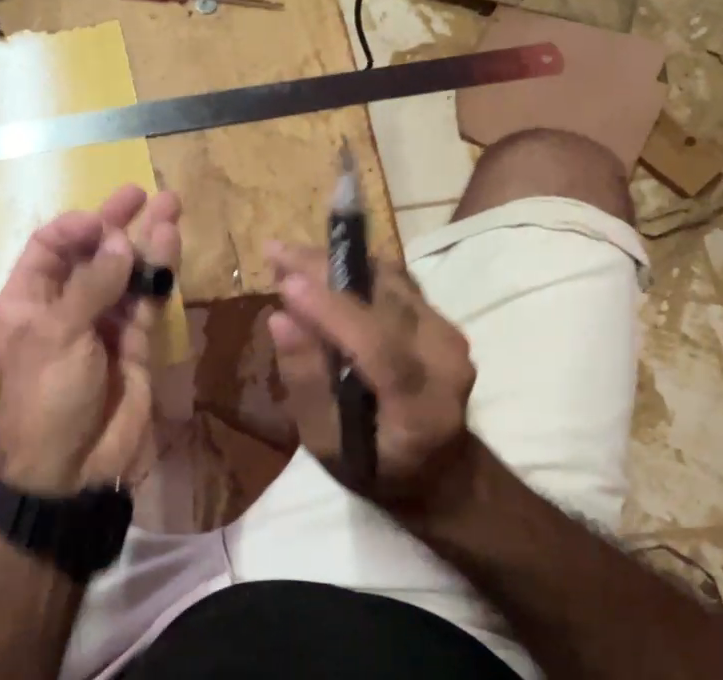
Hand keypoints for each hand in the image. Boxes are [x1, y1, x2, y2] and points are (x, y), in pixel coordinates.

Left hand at [0, 185, 180, 495]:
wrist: (70, 469)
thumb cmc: (46, 396)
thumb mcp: (58, 336)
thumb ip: (91, 286)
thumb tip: (120, 241)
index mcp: (28, 300)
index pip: (49, 247)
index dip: (75, 227)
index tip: (103, 218)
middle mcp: (64, 305)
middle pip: (91, 253)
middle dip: (116, 222)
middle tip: (144, 193)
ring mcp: (100, 325)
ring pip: (124, 273)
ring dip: (146, 242)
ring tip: (170, 205)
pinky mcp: (132, 345)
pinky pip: (145, 302)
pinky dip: (158, 276)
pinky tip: (171, 247)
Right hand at [266, 242, 475, 510]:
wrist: (441, 470)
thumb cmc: (375, 467)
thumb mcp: (327, 443)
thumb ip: (305, 382)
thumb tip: (280, 320)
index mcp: (420, 409)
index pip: (379, 348)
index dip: (331, 311)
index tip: (286, 282)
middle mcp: (445, 363)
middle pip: (385, 301)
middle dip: (325, 270)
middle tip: (273, 252)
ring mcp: (448, 336)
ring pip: (389, 281)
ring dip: (336, 261)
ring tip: (288, 255)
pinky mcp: (442, 319)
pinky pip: (395, 281)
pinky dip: (353, 268)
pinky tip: (318, 264)